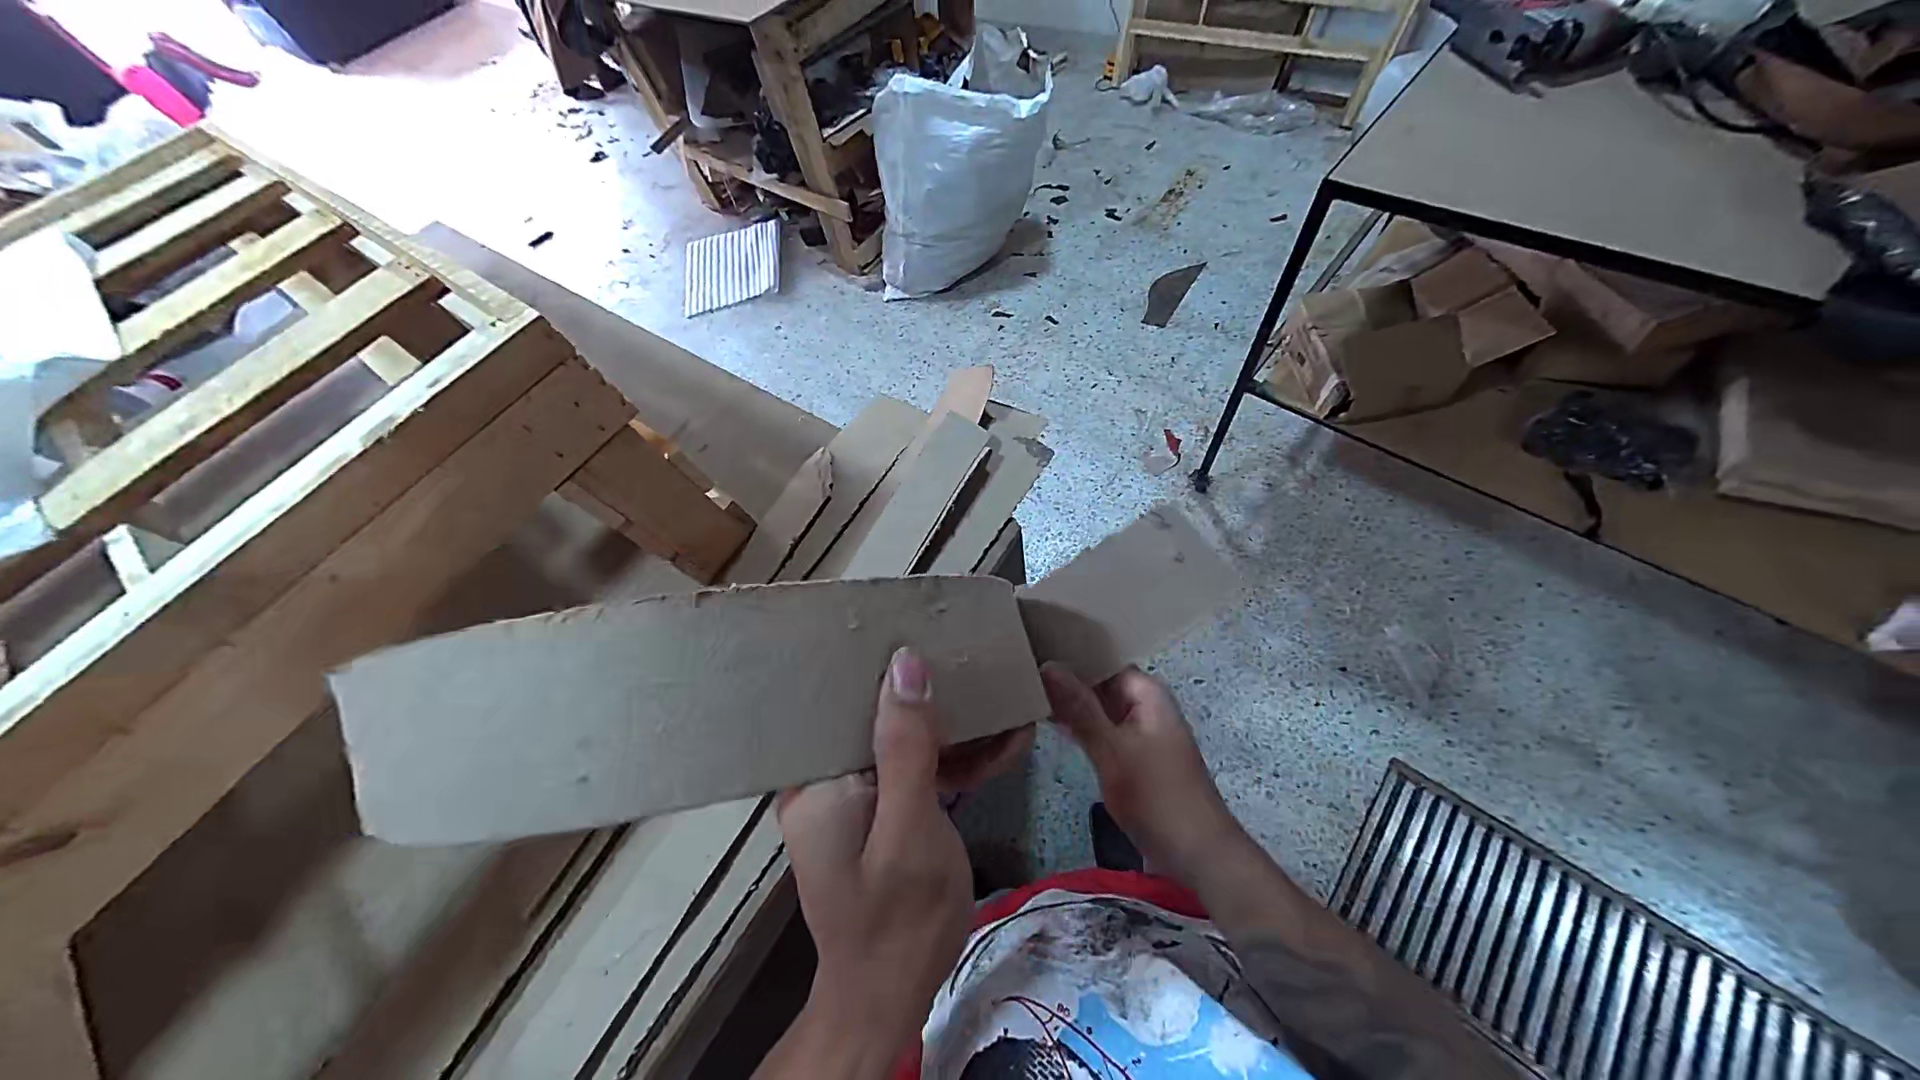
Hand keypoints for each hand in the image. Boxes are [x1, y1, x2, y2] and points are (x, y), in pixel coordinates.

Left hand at [767, 648, 974, 1077]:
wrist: (891, 1000)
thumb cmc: (900, 922)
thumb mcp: (910, 830)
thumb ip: (906, 748)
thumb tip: (905, 664)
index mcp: (815, 777)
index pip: (849, 699)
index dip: (892, 667)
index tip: (939, 633)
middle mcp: (824, 778)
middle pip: (881, 716)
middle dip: (938, 698)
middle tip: (986, 668)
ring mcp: (852, 794)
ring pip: (905, 741)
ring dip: (957, 731)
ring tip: (1009, 707)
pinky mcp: (878, 809)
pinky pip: (915, 770)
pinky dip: (954, 762)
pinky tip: (1000, 746)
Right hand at [1041, 663, 1248, 885]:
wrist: (1197, 855)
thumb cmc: (1156, 797)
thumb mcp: (1112, 750)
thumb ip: (1079, 708)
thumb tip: (1048, 665)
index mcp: (1147, 693)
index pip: (1102, 659)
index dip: (1070, 654)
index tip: (1031, 650)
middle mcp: (1146, 706)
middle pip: (1100, 682)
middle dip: (1066, 679)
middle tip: (1021, 672)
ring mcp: (1140, 732)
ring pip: (1099, 708)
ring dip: (1071, 704)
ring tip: (1028, 692)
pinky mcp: (1134, 757)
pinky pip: (1103, 730)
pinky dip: (1081, 727)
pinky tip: (1052, 725)